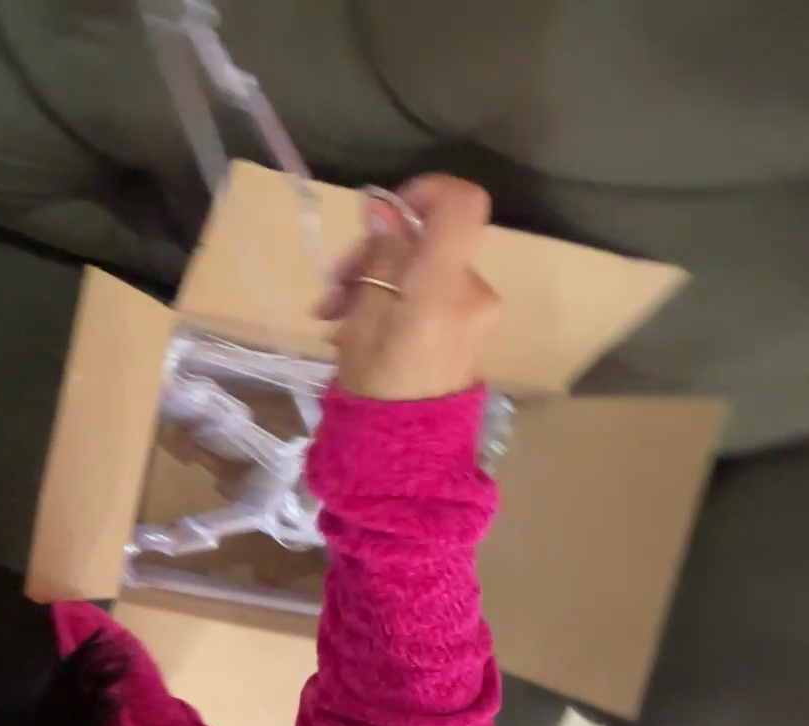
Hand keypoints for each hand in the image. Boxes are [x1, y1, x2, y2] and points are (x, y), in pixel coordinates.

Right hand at [315, 175, 500, 401]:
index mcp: (441, 287)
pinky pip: (433, 295)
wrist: (402, 450)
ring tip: (335, 315)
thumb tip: (383, 208)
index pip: (461, 206)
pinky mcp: (470, 328)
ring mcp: (476, 311)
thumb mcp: (361, 320)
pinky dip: (397, 301)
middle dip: (375, 255)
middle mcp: (471, 291)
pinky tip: (361, 326)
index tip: (385, 214)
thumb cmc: (374, 388)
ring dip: (377, 282)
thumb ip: (379, 259)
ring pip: (425, 270)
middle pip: (429, 241)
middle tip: (332, 287)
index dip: (425, 192)